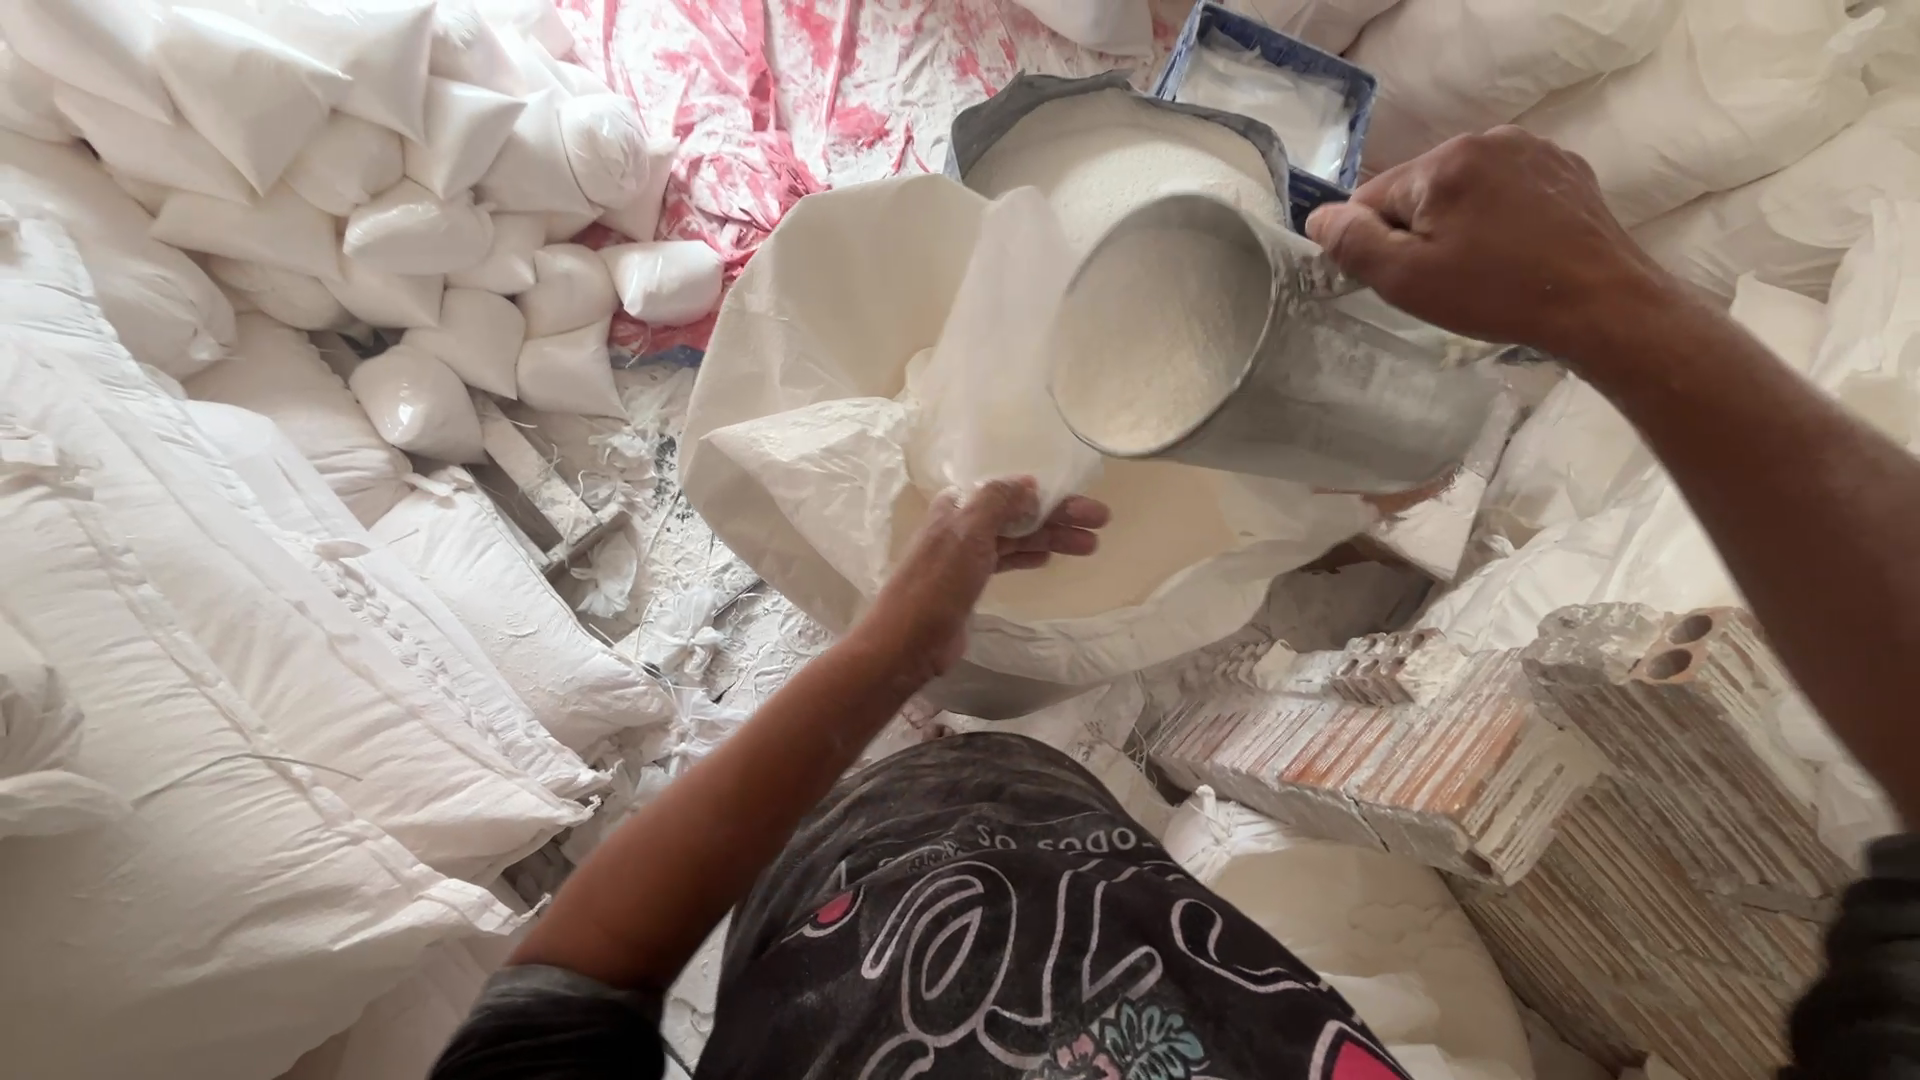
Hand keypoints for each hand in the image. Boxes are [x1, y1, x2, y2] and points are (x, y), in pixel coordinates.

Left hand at [854, 478, 1109, 681]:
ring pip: (1016, 538)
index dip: (1048, 492)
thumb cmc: (937, 584)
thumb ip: (998, 502)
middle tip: (1101, 523)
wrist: (908, 642)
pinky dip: (1028, 556)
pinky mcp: (969, 582)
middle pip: (1018, 513)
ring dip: (1051, 538)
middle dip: (1059, 516)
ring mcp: (965, 554)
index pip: (1010, 489)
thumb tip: (1030, 482)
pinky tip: (1049, 558)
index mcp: (958, 505)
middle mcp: (961, 524)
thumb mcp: (968, 533)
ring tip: (1090, 546)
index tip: (1082, 499)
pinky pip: (1006, 559)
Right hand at [1305, 127, 1676, 361]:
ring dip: (1453, 222)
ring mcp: (1532, 149)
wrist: (1599, 302)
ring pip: (1458, 189)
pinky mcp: (1563, 168)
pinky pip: (1501, 188)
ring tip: (1477, 265)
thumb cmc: (1492, 294)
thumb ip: (1351, 242)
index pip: (1370, 197)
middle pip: (1415, 190)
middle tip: (1439, 276)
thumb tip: (1318, 217)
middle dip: (1415, 229)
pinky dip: (1493, 216)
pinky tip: (1509, 250)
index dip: (1371, 242)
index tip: (1398, 275)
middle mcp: (1486, 139)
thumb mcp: (1403, 278)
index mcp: (1442, 163)